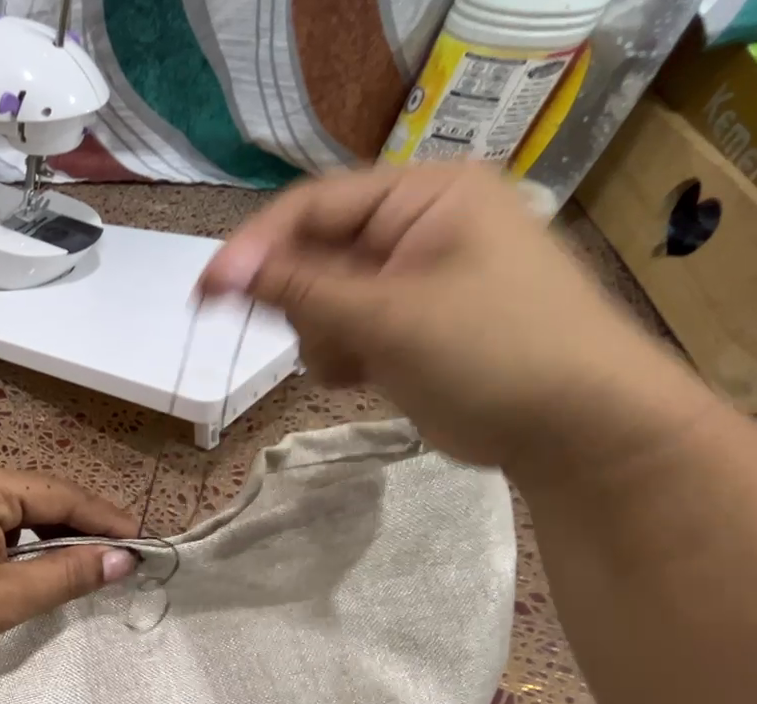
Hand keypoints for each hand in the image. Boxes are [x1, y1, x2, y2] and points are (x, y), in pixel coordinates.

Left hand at [0, 462, 137, 682]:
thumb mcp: (4, 598)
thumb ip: (68, 574)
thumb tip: (122, 559)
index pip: (59, 494)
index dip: (104, 520)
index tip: (144, 543)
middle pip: (32, 496)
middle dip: (73, 527)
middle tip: (115, 559)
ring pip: (4, 508)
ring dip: (39, 535)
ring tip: (74, 565)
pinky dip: (5, 539)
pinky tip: (20, 564)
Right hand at [199, 164, 676, 472]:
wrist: (576, 429)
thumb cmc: (492, 353)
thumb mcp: (385, 315)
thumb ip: (296, 289)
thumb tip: (217, 273)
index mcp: (426, 197)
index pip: (312, 206)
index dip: (253, 248)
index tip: (205, 294)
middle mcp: (414, 226)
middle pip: (310, 252)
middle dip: (299, 302)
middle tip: (304, 335)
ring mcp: (408, 276)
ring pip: (315, 296)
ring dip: (319, 335)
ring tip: (355, 362)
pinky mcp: (401, 321)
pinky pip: (335, 326)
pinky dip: (335, 353)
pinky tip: (362, 374)